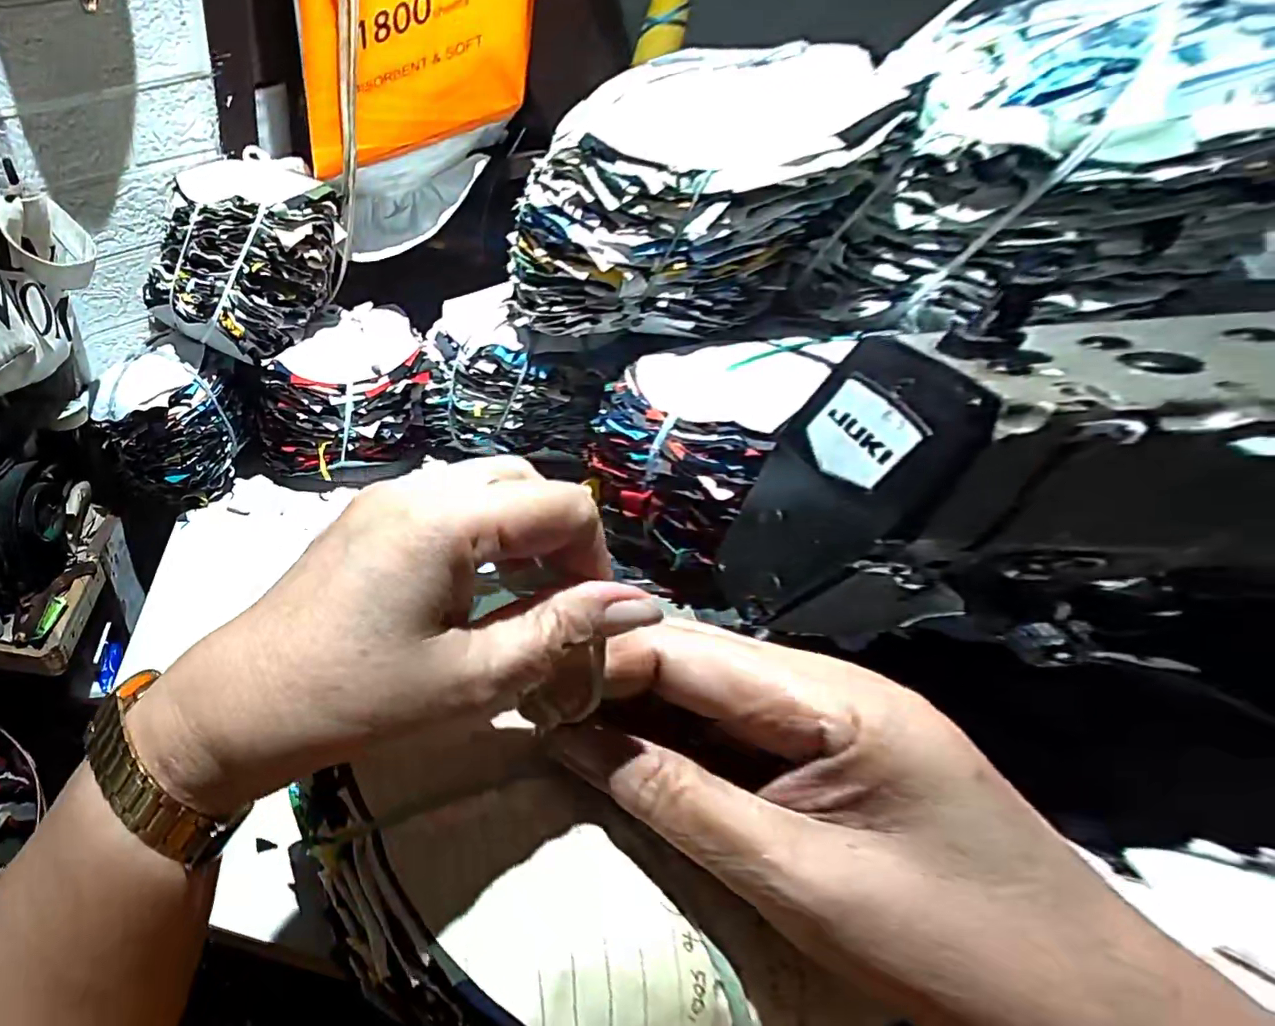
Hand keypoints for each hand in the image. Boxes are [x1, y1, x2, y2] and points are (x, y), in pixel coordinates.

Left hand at [127, 457, 664, 815]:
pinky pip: (439, 504)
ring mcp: (381, 498)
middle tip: (556, 607)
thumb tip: (638, 602)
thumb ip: (559, 629)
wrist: (249, 699)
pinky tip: (468, 590)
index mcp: (442, 517)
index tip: (588, 617)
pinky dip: (474, 535)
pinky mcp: (362, 518)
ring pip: (478, 489)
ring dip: (515, 534)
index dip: (594, 557)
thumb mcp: (473, 677)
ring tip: (518, 602)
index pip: (560, 501)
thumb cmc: (360, 698)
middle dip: (556, 537)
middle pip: (519, 482)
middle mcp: (412, 488)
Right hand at [552, 620, 1267, 1025]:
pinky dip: (663, 735)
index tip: (528, 688)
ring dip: (629, 705)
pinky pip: (719, 724)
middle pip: (684, 655)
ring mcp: (822, 714)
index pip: (678, 648)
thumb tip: (564, 736)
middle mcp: (821, 685)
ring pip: (695, 686)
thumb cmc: (961, 953)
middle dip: (604, 676)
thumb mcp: (798, 879)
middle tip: (532, 703)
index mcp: (829, 697)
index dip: (597, 660)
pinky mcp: (818, 749)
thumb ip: (672, 796)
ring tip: (558, 722)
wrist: (1108, 1025)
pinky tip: (620, 749)